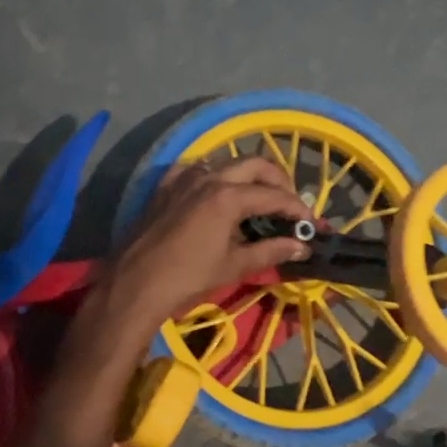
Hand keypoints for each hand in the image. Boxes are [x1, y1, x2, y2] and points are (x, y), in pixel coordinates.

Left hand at [106, 156, 313, 324]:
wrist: (136, 282)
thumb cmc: (188, 277)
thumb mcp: (235, 265)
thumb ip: (271, 251)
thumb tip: (302, 246)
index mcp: (228, 196)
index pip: (275, 195)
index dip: (298, 208)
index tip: (311, 224)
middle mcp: (208, 177)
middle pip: (255, 165)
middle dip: (278, 181)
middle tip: (289, 204)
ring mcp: (184, 178)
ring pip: (226, 163)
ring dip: (247, 176)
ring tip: (257, 199)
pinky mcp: (165, 186)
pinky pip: (197, 170)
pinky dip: (215, 177)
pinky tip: (216, 194)